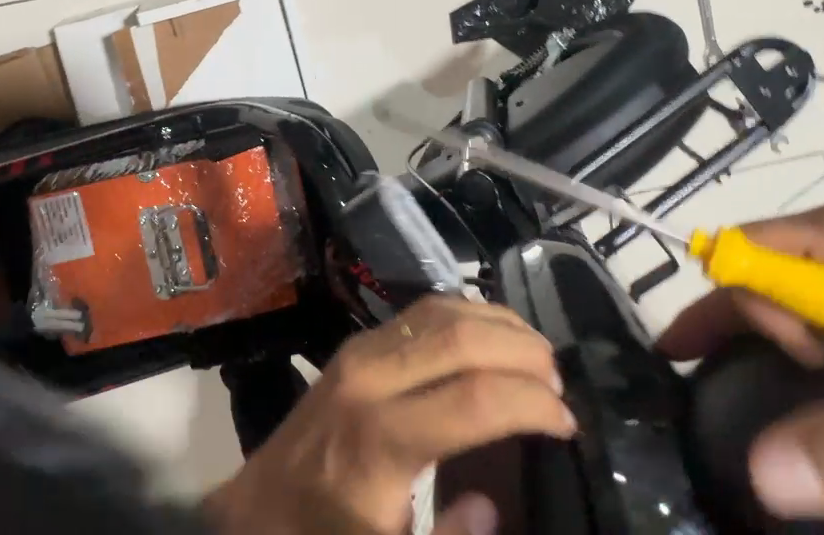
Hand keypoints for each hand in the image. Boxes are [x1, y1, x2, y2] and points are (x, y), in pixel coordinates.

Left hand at [204, 296, 575, 534]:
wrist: (255, 512)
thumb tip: (490, 503)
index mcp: (381, 439)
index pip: (476, 398)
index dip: (533, 405)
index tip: (567, 426)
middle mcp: (371, 378)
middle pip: (461, 339)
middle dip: (523, 353)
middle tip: (560, 385)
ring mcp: (360, 352)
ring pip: (441, 312)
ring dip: (499, 325)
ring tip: (539, 357)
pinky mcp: (356, 345)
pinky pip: (421, 311)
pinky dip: (468, 314)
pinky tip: (493, 336)